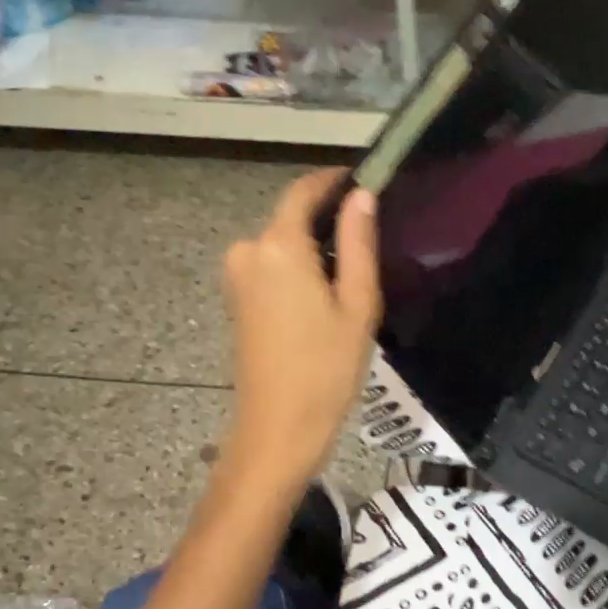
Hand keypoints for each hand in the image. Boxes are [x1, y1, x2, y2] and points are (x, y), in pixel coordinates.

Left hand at [222, 170, 381, 487]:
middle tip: (371, 241)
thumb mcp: (356, 304)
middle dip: (327, 221)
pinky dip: (297, 271)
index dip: (333, 180)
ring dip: (314, 250)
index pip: (303, 191)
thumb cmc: (326, 369)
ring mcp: (236, 277)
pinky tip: (324, 299)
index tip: (363, 180)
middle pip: (291, 218)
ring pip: (282, 245)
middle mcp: (248, 251)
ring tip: (353, 277)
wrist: (278, 428)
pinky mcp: (236, 300)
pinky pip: (271, 268)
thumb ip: (358, 244)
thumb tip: (362, 196)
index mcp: (278, 246)